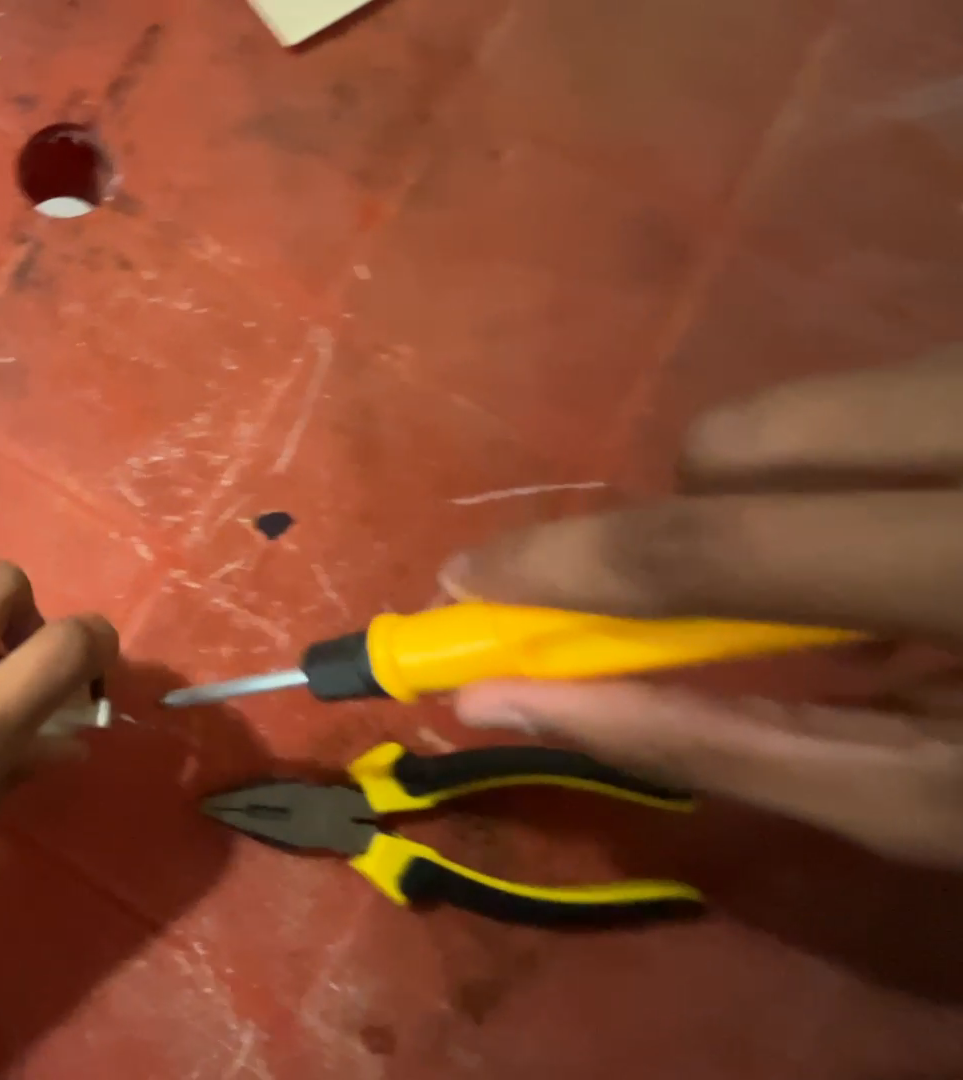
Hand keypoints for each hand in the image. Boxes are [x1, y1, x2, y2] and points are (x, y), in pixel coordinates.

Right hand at [441, 352, 962, 866]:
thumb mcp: (933, 807)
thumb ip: (702, 742)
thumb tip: (499, 701)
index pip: (711, 553)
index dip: (560, 566)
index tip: (462, 582)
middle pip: (749, 437)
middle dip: (702, 518)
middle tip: (763, 596)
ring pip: (824, 400)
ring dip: (794, 488)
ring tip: (893, 566)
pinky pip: (906, 388)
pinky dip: (883, 461)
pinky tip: (951, 527)